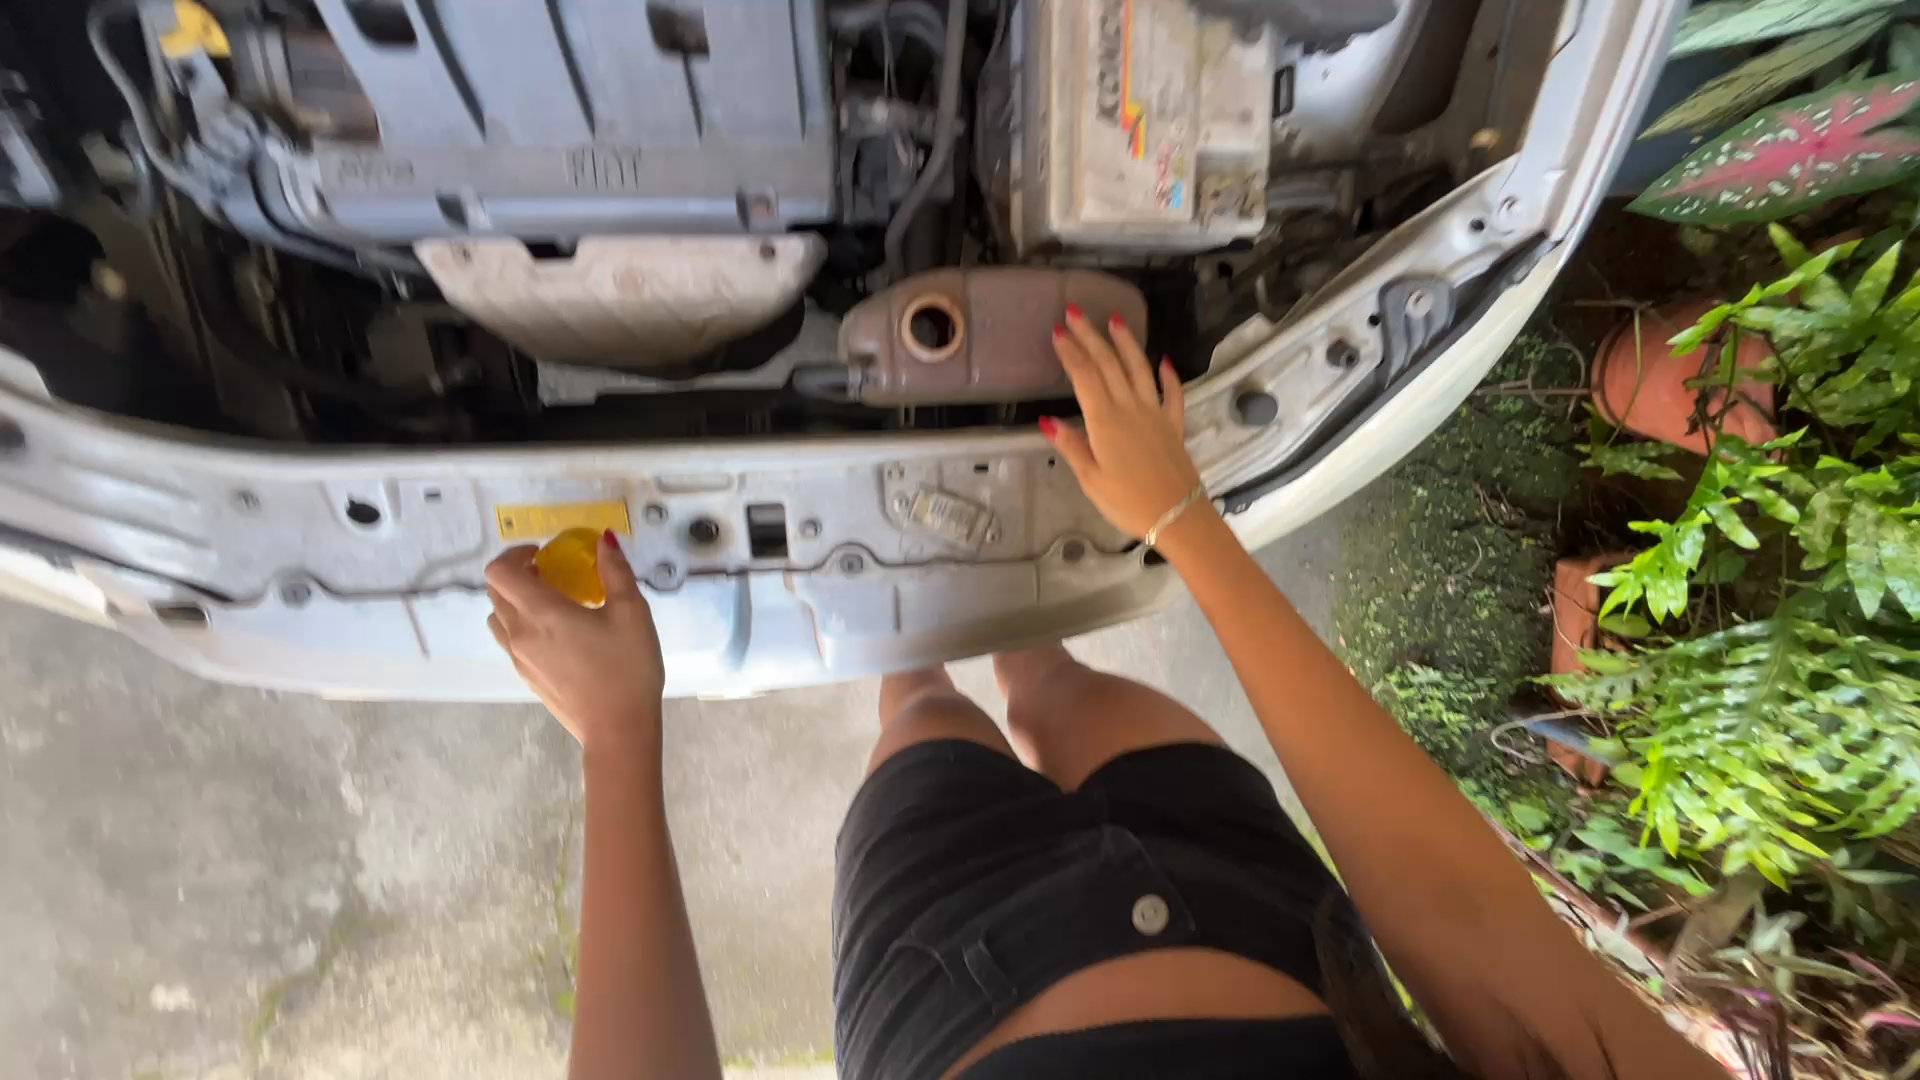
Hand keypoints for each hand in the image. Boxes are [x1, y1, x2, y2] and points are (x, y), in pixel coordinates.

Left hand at [485, 531, 665, 758]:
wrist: (618, 727)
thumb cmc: (628, 666)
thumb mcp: (632, 612)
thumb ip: (616, 572)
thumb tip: (604, 540)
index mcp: (542, 612)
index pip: (500, 571)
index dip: (516, 553)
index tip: (546, 554)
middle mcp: (520, 632)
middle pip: (496, 591)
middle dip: (519, 573)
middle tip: (555, 573)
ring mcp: (518, 657)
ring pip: (499, 616)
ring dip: (517, 600)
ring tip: (555, 603)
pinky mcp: (526, 676)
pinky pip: (510, 639)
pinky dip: (524, 624)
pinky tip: (561, 634)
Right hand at [1045, 307, 1217, 544]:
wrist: (1177, 515)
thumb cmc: (1127, 502)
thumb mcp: (1090, 479)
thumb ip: (1071, 446)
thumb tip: (1047, 420)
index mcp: (1104, 421)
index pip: (1084, 377)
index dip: (1070, 352)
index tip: (1058, 331)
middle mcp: (1130, 408)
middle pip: (1108, 364)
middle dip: (1091, 336)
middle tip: (1076, 312)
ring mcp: (1156, 413)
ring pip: (1139, 369)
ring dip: (1126, 344)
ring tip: (1116, 321)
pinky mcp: (1174, 424)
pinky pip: (1172, 393)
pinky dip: (1168, 374)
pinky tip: (1164, 360)